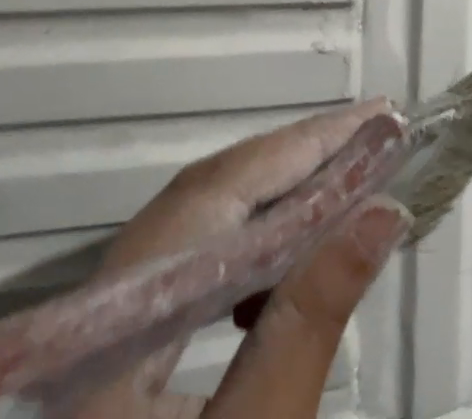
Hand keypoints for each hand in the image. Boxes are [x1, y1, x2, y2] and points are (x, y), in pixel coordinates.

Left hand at [72, 100, 411, 418]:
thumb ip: (312, 320)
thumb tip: (382, 213)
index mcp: (107, 335)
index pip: (213, 201)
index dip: (300, 149)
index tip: (376, 118)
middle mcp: (89, 317)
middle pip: (199, 202)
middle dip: (294, 159)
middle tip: (375, 133)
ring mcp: (96, 334)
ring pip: (195, 230)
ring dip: (275, 198)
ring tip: (349, 185)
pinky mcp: (114, 353)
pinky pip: (191, 269)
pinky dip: (252, 247)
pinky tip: (293, 266)